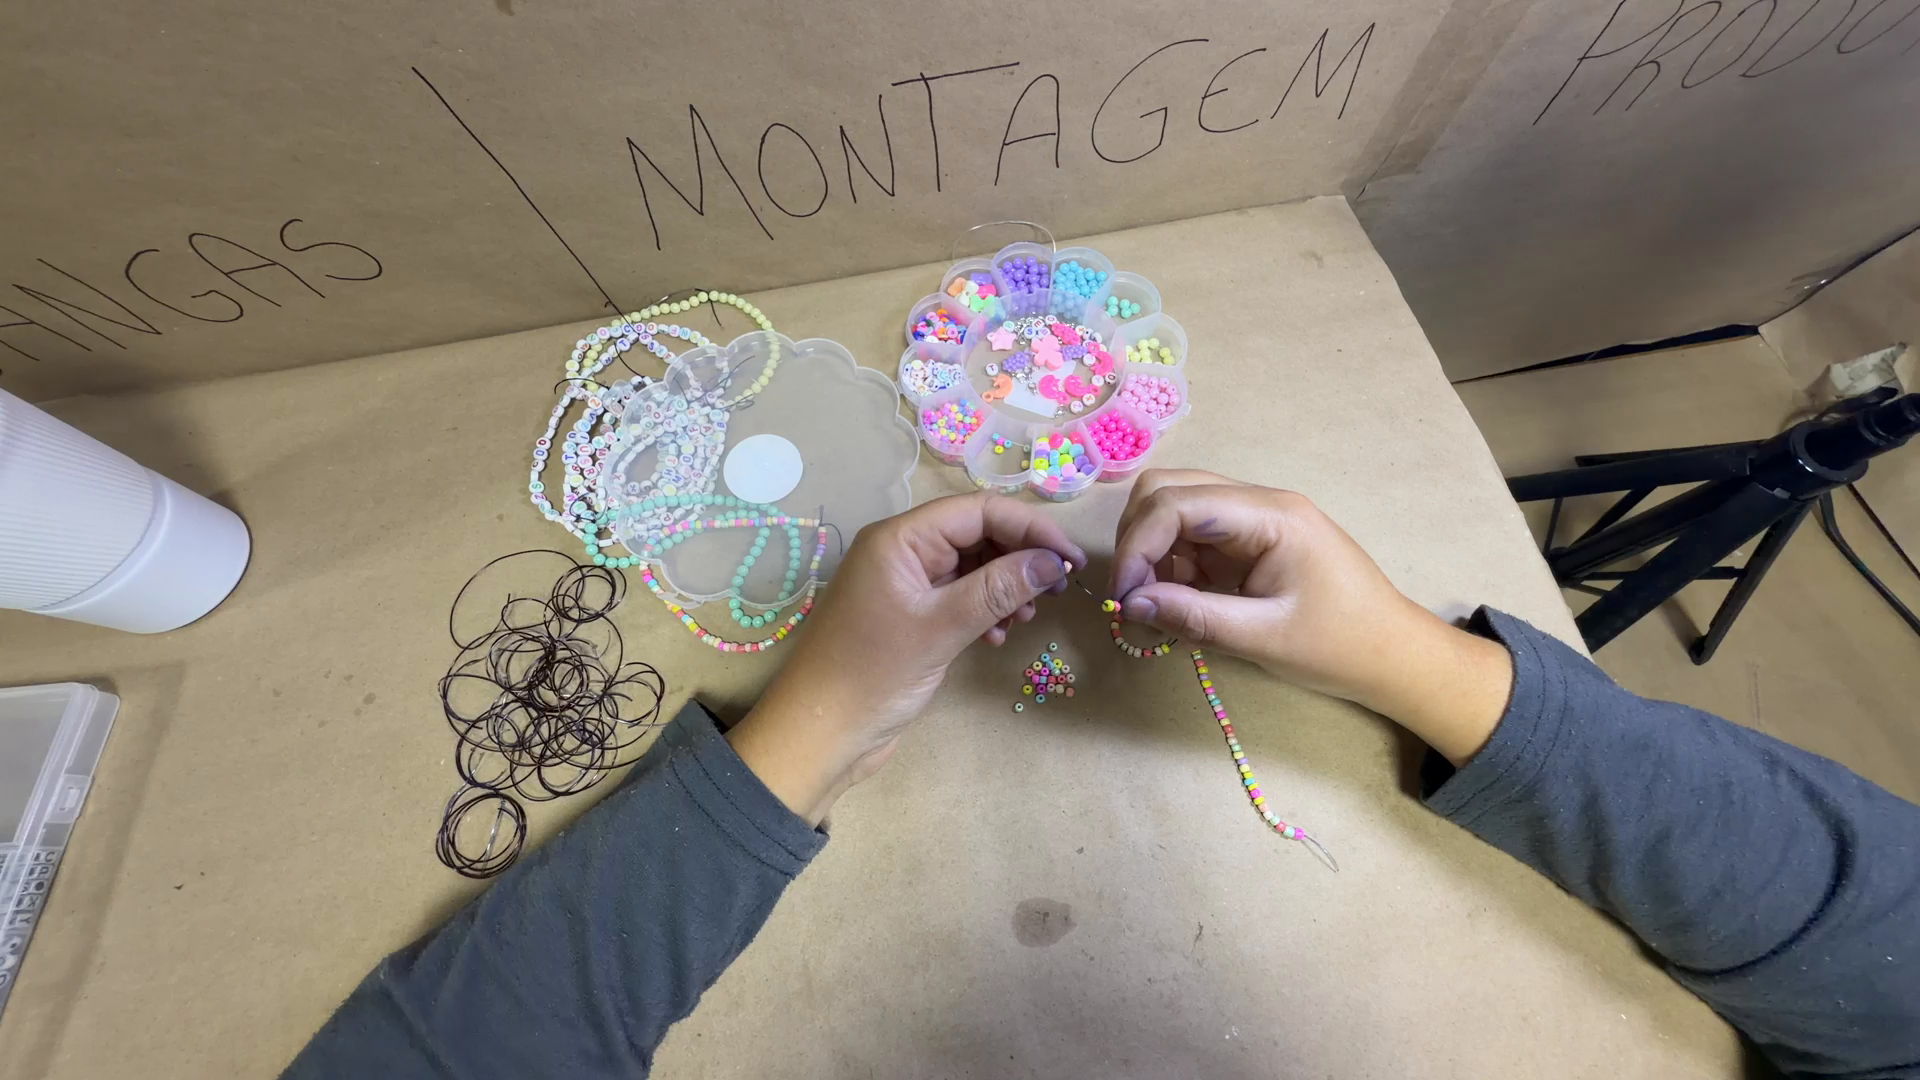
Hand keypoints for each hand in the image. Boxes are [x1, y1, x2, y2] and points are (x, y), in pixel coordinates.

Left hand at [728, 493, 1085, 822]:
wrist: (820, 734)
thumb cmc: (872, 674)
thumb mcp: (941, 627)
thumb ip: (998, 588)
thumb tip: (1053, 562)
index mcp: (900, 538)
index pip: (978, 511)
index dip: (1030, 528)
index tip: (1071, 559)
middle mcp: (903, 551)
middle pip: (977, 534)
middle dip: (1020, 558)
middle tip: (1057, 590)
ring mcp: (907, 583)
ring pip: (972, 566)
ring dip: (1005, 587)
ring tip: (1024, 618)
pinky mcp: (911, 614)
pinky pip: (960, 596)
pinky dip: (985, 610)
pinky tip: (996, 636)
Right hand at [1108, 469, 1511, 763]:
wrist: (1392, 655)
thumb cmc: (1340, 646)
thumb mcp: (1264, 638)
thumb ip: (1193, 617)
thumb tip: (1128, 604)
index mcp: (1270, 515)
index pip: (1177, 504)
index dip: (1137, 546)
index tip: (1123, 597)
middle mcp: (1257, 501)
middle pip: (1167, 489)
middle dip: (1136, 538)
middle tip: (1132, 593)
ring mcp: (1250, 516)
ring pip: (1172, 506)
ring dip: (1149, 549)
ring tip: (1156, 599)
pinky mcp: (1244, 537)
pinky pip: (1188, 534)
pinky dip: (1167, 562)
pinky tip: (1179, 598)